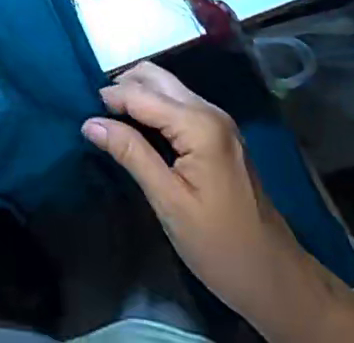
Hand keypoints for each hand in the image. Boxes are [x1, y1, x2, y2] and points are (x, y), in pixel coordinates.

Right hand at [83, 62, 353, 342]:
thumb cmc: (219, 244)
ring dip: (136, 94)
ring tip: (107, 119)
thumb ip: (131, 154)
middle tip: (91, 111)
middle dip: (121, 87)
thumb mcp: (169, 202)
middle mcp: (210, 111)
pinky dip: (151, 107)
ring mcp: (217, 121)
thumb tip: (90, 122)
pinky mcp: (217, 134)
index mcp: (199, 124)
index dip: (109, 98)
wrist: (274, 275)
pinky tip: (134, 128)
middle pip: (155, 77)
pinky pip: (177, 104)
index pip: (142, 94)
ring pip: (166, 87)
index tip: (79, 110)